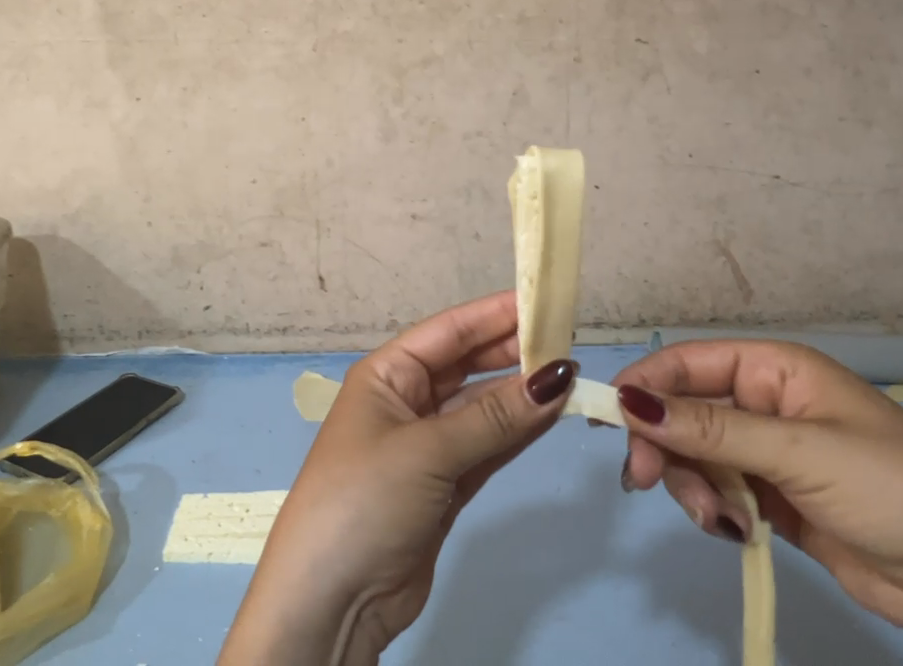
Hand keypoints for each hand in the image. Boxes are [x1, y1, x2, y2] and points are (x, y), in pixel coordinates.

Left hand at [219, 292, 576, 664]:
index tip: (543, 302)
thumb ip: (494, 417)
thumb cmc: (365, 499)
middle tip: (568, 341)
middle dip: (512, 353)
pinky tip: (550, 416)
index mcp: (384, 375)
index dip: (494, 314)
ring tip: (572, 378)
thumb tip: (556, 377)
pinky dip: (516, 433)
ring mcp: (425, 446)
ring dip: (520, 395)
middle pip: (466, 366)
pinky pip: (487, 447)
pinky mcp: (443, 487)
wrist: (331, 600)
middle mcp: (404, 402)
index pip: (447, 331)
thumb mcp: (427, 451)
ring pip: (481, 408)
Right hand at [612, 341, 902, 665]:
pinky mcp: (775, 501)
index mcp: (778, 370)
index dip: (647, 385)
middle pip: (684, 411)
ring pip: (695, 455)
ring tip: (718, 519)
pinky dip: (714, 509)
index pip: (690, 363)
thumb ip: (711, 428)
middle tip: (643, 482)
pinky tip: (737, 531)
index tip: (612, 421)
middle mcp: (768, 405)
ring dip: (691, 485)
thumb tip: (630, 400)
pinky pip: (718, 491)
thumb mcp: (800, 453)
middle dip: (664, 444)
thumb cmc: (897, 491)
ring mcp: (770, 455)